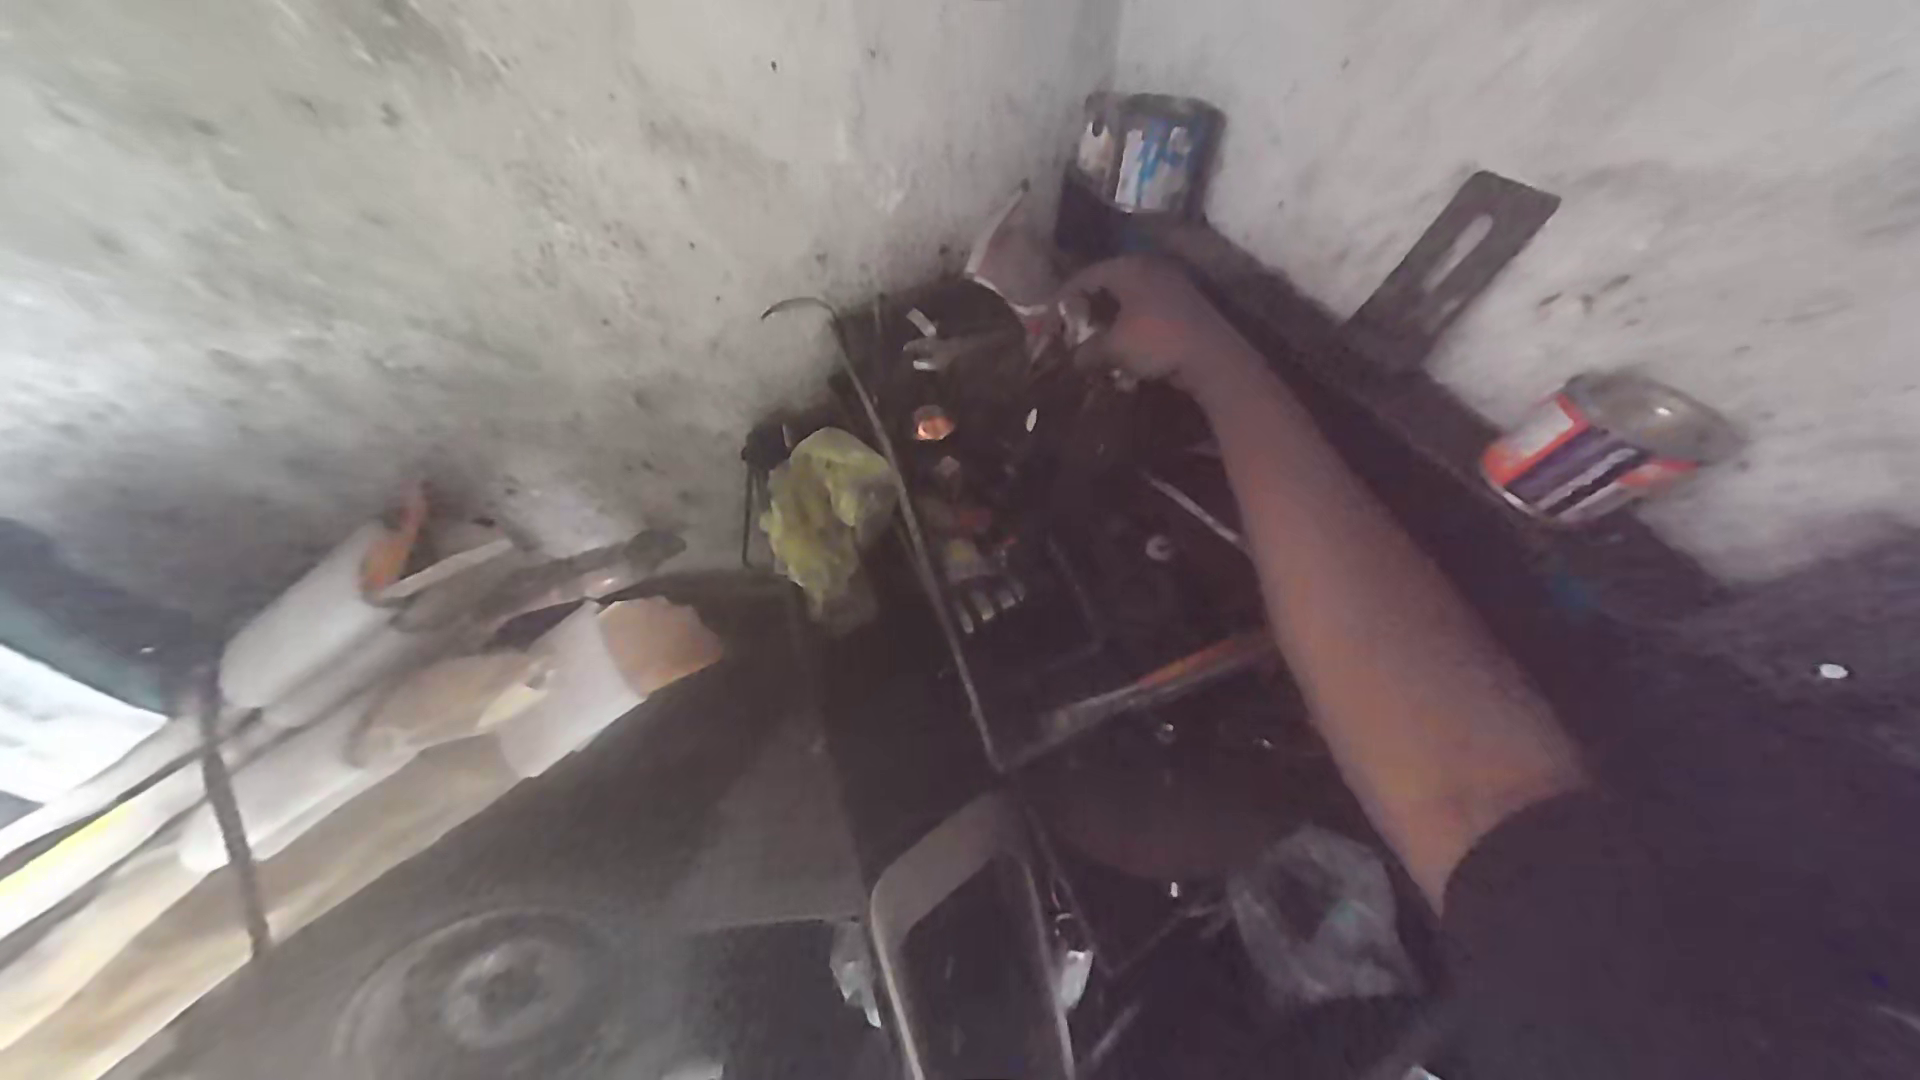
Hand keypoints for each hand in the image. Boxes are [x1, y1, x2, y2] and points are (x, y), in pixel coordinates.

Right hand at [1056, 255, 1255, 393]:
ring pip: (1125, 299)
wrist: (1211, 357)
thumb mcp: (1113, 348)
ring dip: (1106, 320)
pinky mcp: (1180, 306)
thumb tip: (1074, 359)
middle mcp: (1149, 268)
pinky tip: (1119, 346)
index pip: (1085, 276)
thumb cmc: (1156, 343)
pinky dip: (1126, 326)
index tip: (1050, 320)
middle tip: (1070, 330)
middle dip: (1085, 310)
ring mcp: (1168, 285)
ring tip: (1092, 341)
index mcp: (1129, 269)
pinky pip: (1142, 310)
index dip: (1063, 299)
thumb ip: (1087, 351)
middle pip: (1105, 285)